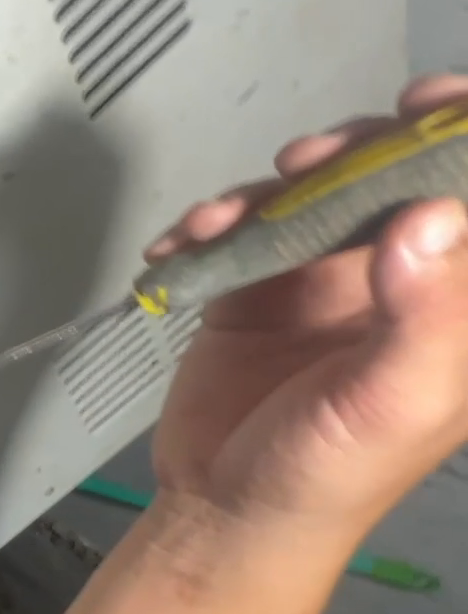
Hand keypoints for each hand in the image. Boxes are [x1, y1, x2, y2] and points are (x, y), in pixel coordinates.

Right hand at [148, 75, 467, 544]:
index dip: (464, 141)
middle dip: (351, 157)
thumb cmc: (331, 468)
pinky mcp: (243, 298)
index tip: (427, 107)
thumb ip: (427, 314)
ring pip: (302, 204)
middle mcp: (395, 277)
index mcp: (457, 298)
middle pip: (388, 182)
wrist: (223, 506)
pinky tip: (175, 247)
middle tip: (307, 162)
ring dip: (258, 196)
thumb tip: (424, 217)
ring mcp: (315, 284)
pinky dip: (197, 236)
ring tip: (215, 217)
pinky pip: (227, 245)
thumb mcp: (400, 400)